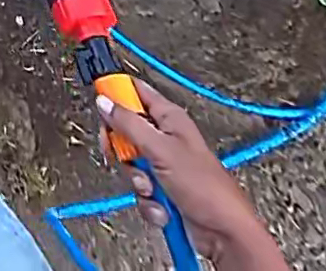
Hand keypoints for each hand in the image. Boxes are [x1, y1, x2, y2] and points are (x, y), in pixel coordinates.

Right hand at [97, 78, 289, 270]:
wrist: (225, 234)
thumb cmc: (205, 187)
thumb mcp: (159, 149)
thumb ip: (128, 124)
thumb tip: (104, 102)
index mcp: (169, 117)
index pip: (135, 91)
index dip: (116, 93)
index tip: (100, 102)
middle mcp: (165, 137)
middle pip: (127, 129)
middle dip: (123, 149)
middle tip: (125, 156)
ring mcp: (164, 163)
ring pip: (132, 162)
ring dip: (137, 180)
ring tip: (152, 188)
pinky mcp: (164, 188)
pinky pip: (141, 188)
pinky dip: (148, 200)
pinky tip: (162, 206)